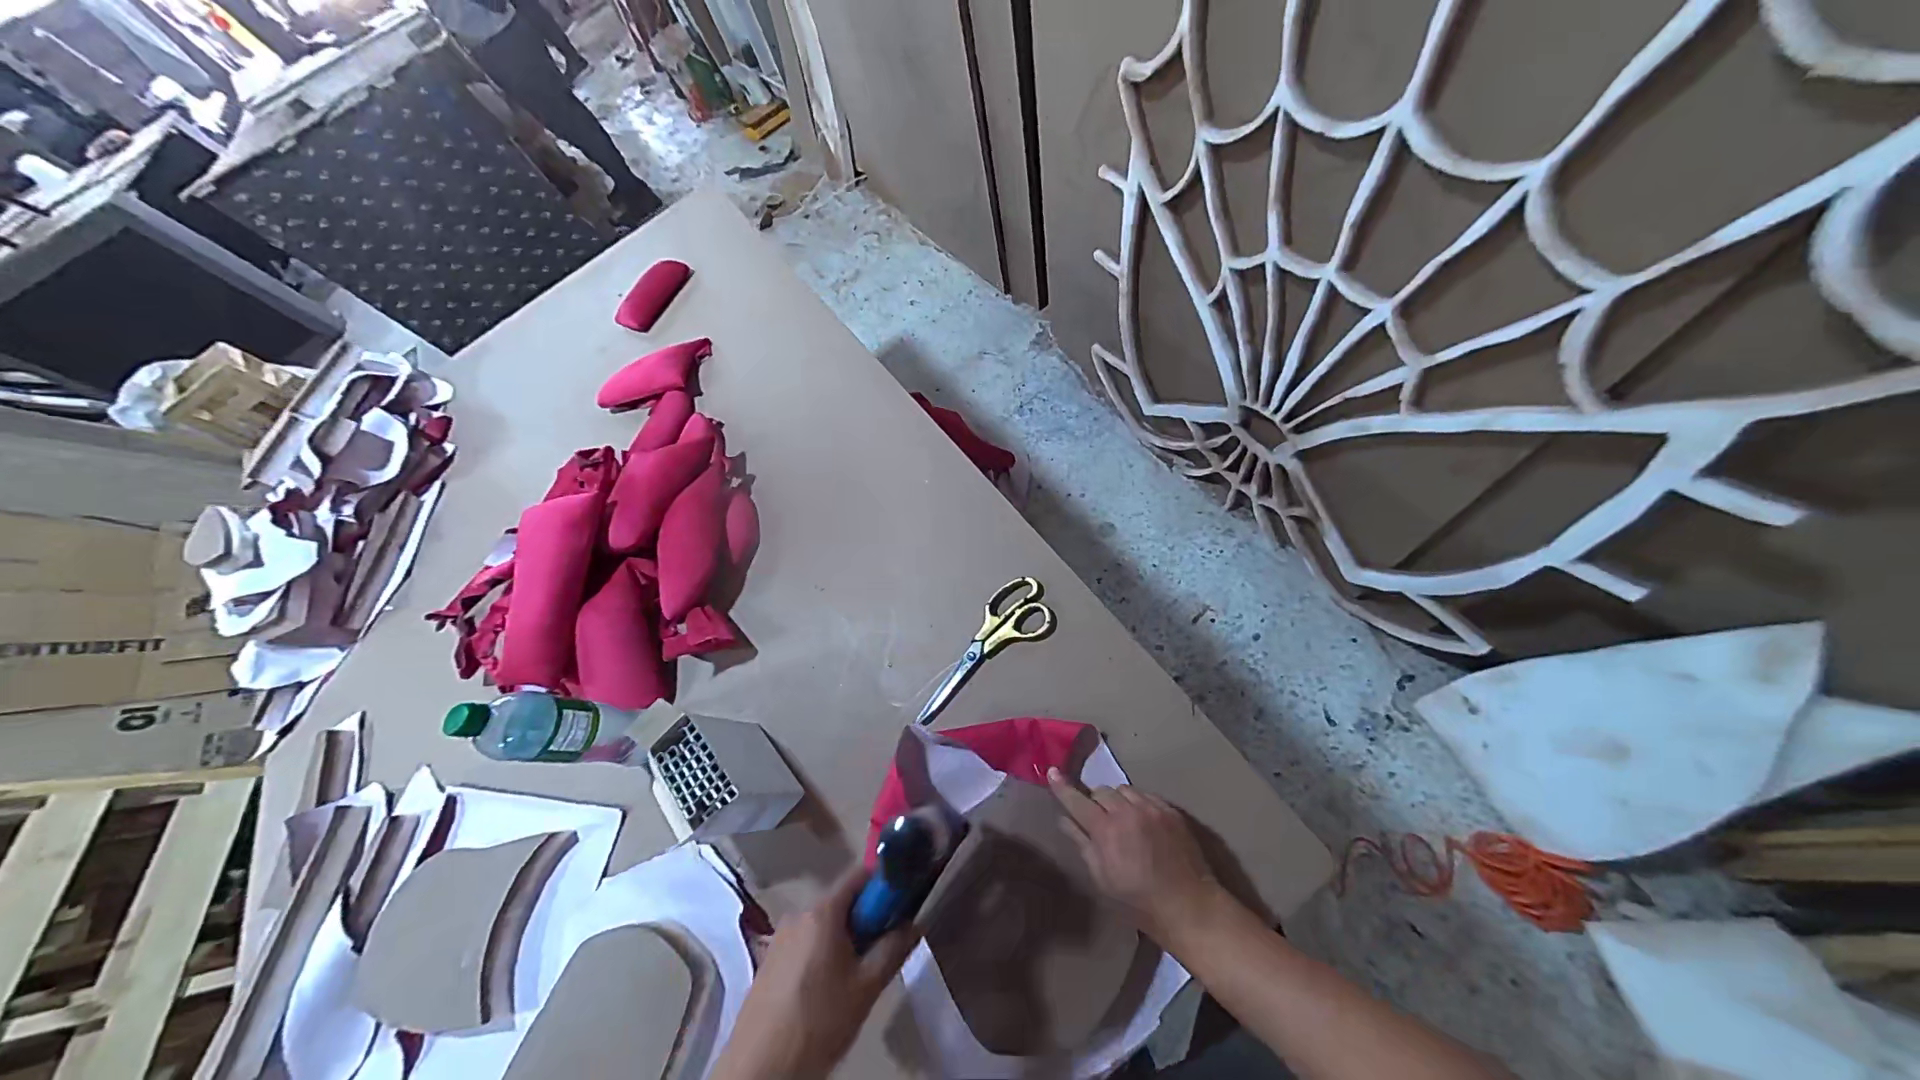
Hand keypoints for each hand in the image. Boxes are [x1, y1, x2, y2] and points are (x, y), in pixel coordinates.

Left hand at [709, 868, 920, 1079]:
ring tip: (855, 978)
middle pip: (842, 902)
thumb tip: (915, 922)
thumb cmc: (818, 1022)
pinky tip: (827, 991)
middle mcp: (797, 915)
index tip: (902, 905)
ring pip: (824, 926)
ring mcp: (779, 938)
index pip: (859, 875)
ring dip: (845, 940)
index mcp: (822, 912)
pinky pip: (805, 943)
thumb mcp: (867, 987)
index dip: (884, 884)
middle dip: (866, 920)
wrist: (760, 1070)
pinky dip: (823, 954)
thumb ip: (893, 948)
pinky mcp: (768, 962)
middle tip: (882, 951)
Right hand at [1048, 767, 1221, 942]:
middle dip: (1094, 801)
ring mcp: (1152, 808)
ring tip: (1121, 819)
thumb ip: (1082, 843)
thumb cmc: (1139, 901)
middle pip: (1101, 791)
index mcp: (1106, 830)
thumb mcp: (1102, 878)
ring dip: (1116, 800)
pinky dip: (1137, 803)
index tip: (1051, 772)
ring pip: (1124, 790)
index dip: (1062, 787)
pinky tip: (1141, 820)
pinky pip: (1146, 795)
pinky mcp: (1171, 810)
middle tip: (1097, 819)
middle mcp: (1127, 811)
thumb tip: (1064, 820)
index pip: (1077, 801)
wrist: (1189, 906)